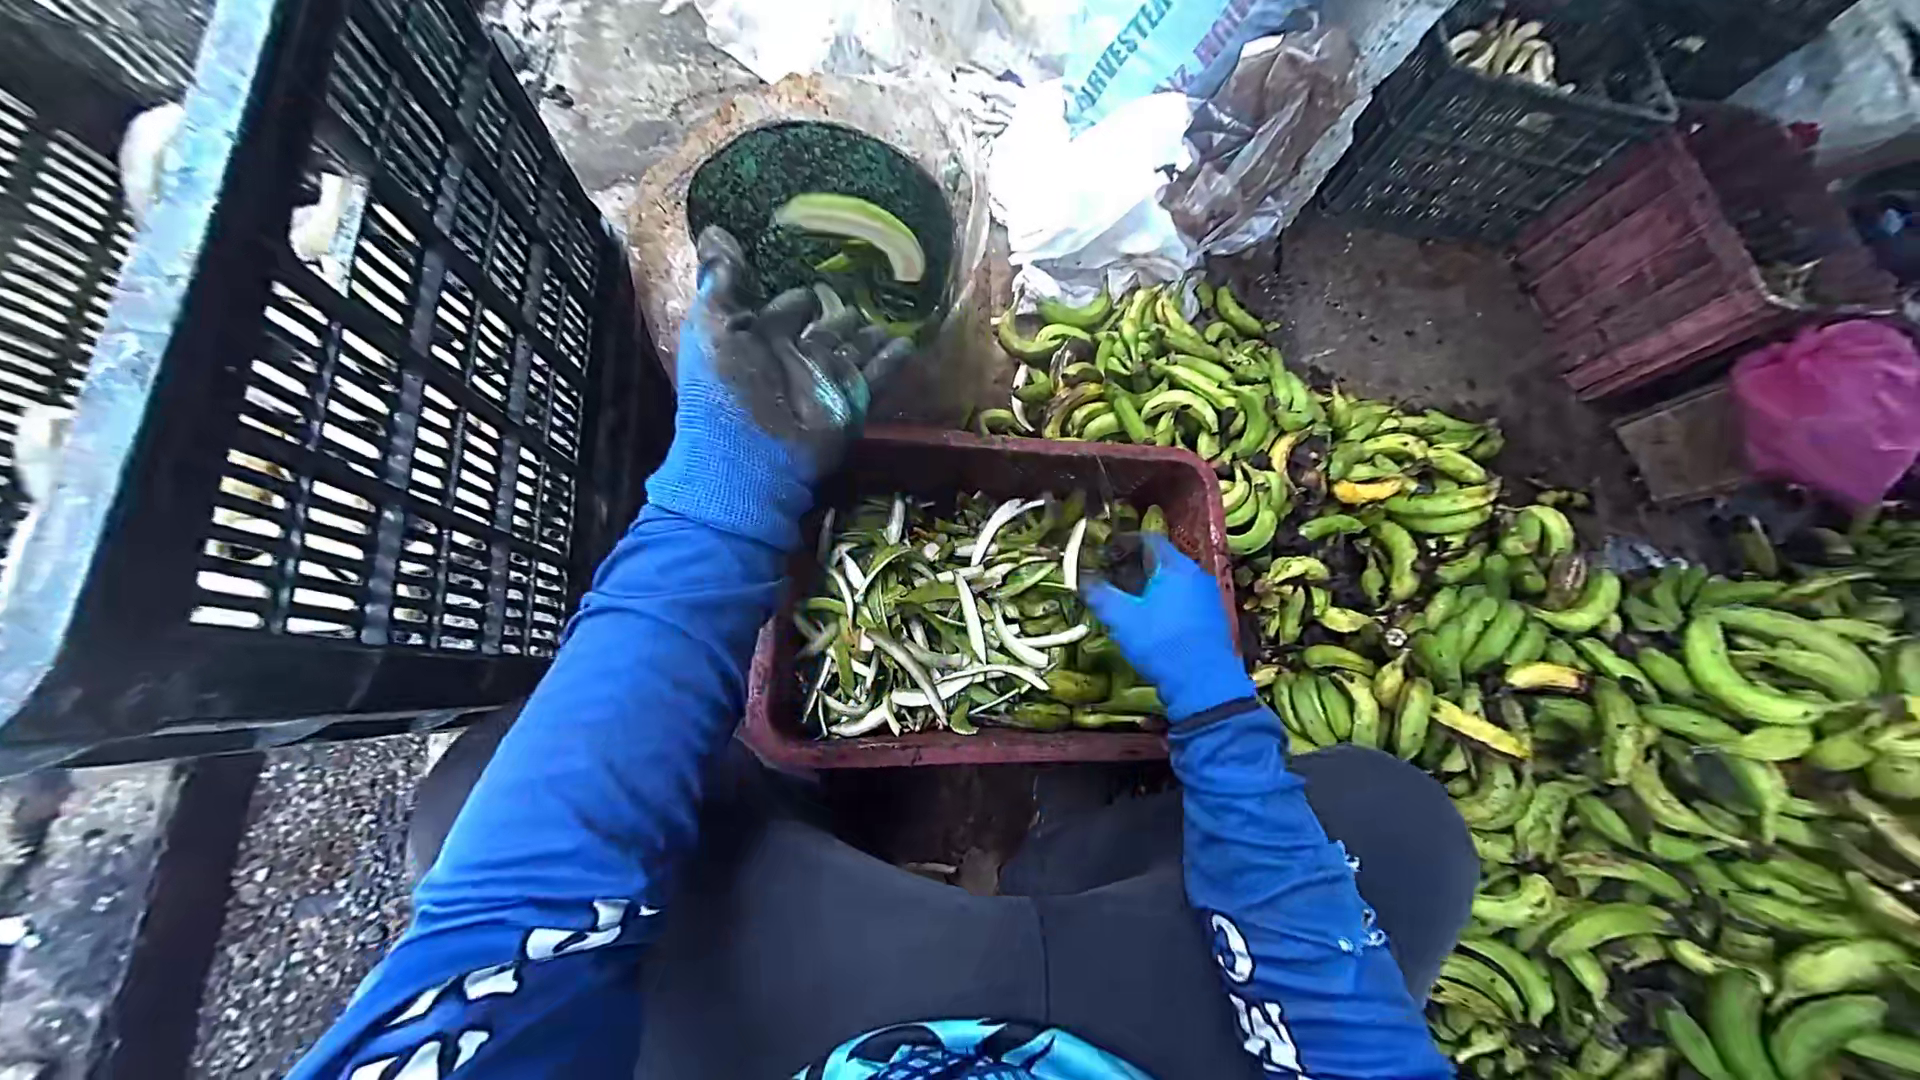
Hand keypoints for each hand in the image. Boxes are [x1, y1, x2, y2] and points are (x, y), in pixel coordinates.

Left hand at [646, 227, 913, 548]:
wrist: (753, 455)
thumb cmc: (727, 387)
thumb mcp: (715, 326)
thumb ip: (721, 280)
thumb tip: (714, 228)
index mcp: (761, 338)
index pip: (787, 307)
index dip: (799, 294)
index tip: (820, 271)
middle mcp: (796, 357)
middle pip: (826, 328)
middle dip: (842, 311)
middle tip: (866, 289)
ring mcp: (826, 381)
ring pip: (855, 349)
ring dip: (871, 333)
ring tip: (892, 313)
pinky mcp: (851, 402)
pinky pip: (877, 376)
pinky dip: (893, 361)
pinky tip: (908, 342)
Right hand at [1081, 533, 1253, 721]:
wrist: (1203, 684)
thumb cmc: (1160, 643)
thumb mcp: (1121, 617)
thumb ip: (1098, 594)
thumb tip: (1080, 578)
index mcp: (1176, 567)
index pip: (1148, 540)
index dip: (1122, 542)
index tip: (1103, 552)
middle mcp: (1195, 575)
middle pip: (1160, 559)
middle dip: (1131, 565)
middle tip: (1108, 575)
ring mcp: (1206, 597)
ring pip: (1170, 580)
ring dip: (1146, 584)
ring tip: (1123, 598)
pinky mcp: (1210, 617)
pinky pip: (1181, 597)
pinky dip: (1161, 599)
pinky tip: (1146, 617)